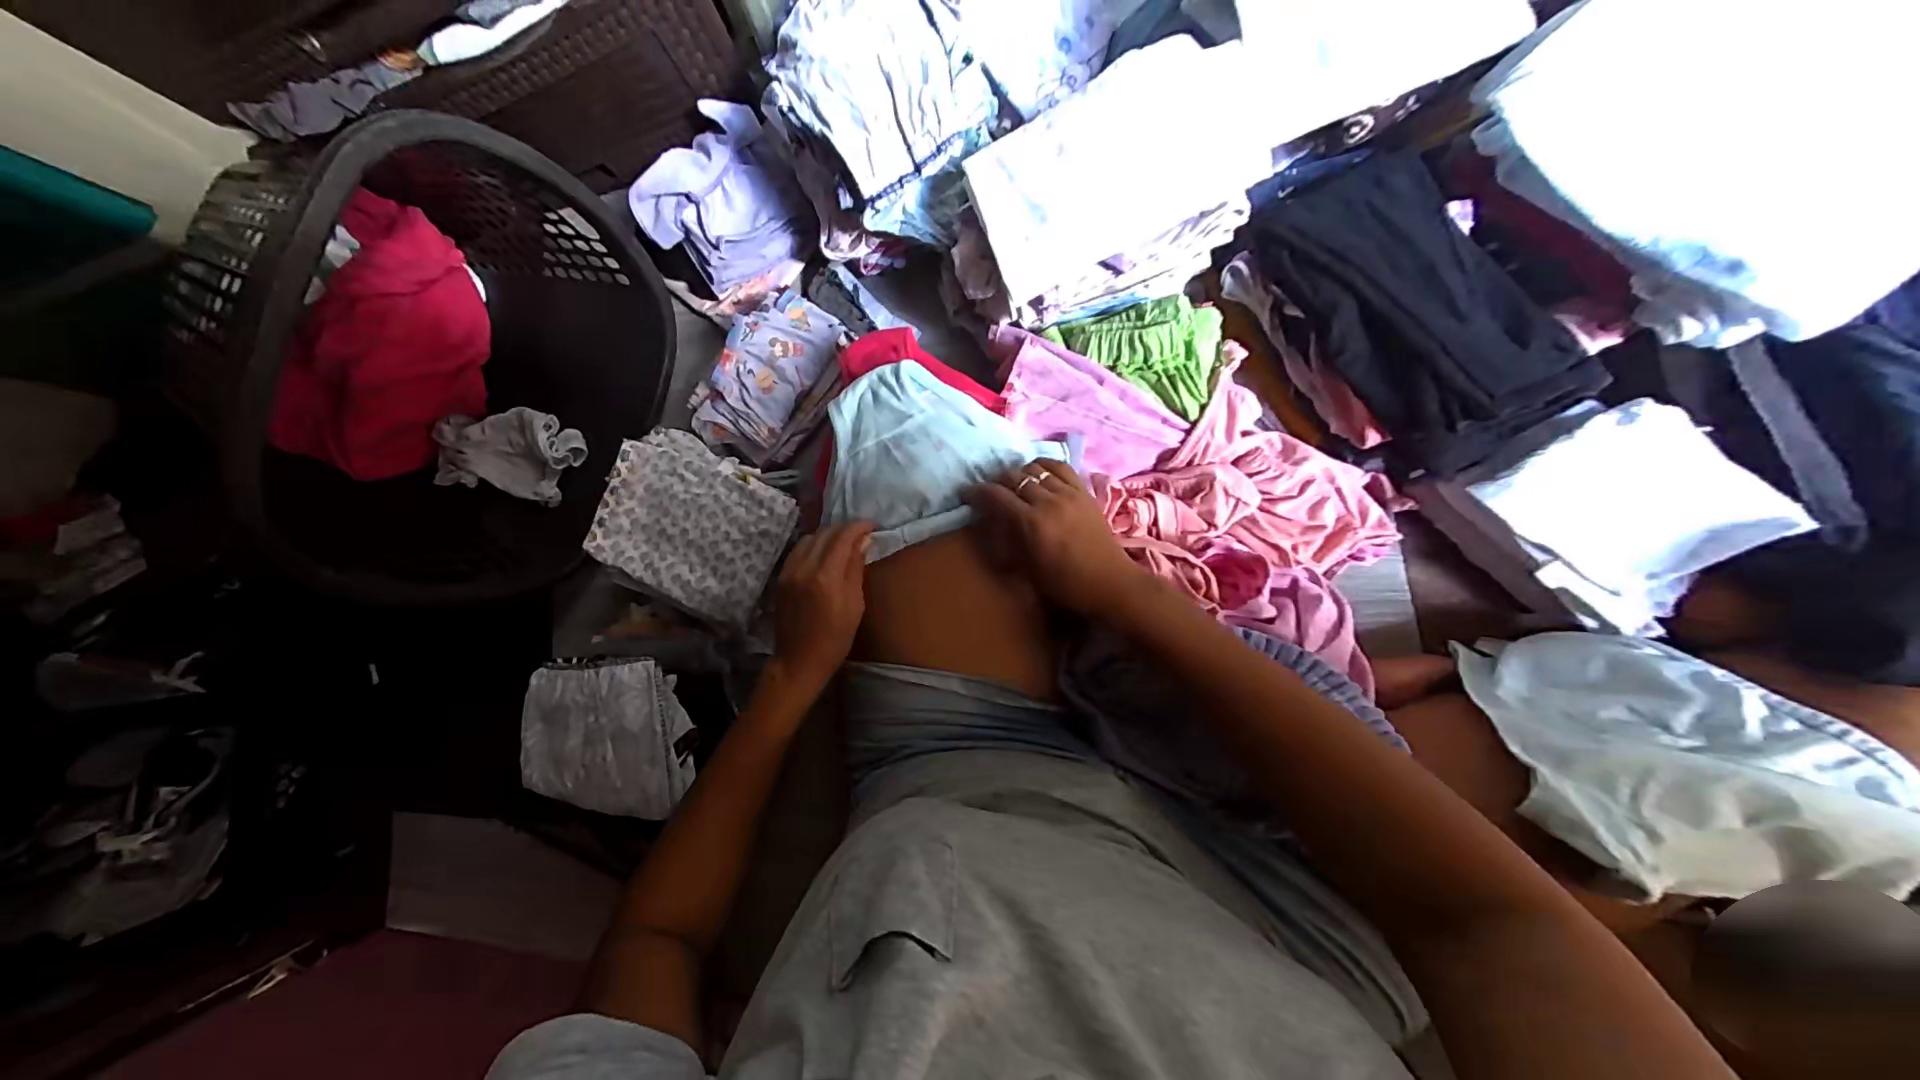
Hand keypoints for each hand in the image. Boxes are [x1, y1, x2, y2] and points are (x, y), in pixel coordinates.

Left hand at [771, 521, 874, 687]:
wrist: (799, 660)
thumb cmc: (835, 638)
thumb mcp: (855, 605)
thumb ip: (855, 569)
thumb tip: (863, 542)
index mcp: (826, 576)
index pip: (843, 537)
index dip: (859, 527)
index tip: (873, 526)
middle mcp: (804, 567)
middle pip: (825, 533)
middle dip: (845, 529)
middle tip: (861, 534)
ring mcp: (789, 571)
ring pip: (809, 539)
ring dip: (828, 535)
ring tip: (843, 542)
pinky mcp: (781, 578)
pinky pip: (798, 551)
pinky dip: (814, 546)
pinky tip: (824, 554)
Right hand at [963, 459, 1148, 617]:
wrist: (1108, 581)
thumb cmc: (1064, 583)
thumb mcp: (1027, 568)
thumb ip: (1007, 540)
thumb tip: (989, 521)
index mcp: (1031, 523)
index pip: (996, 495)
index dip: (976, 492)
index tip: (966, 494)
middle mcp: (1048, 501)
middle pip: (1013, 477)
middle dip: (996, 481)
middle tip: (989, 491)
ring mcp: (1068, 493)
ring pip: (1035, 468)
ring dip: (1019, 473)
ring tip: (1014, 483)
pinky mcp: (1083, 491)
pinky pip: (1060, 467)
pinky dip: (1044, 466)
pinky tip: (1039, 473)